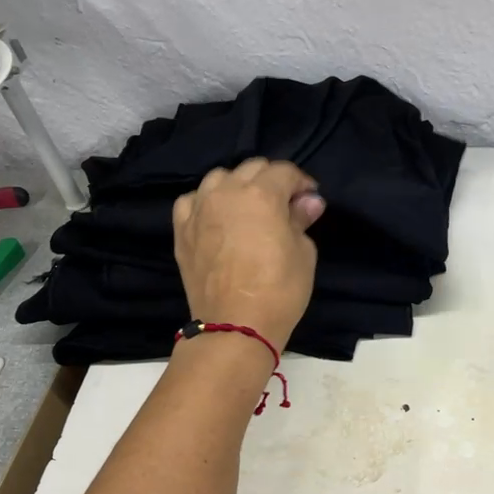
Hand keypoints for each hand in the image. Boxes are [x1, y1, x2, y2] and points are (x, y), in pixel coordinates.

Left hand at [173, 159, 325, 349]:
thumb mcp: (303, 253)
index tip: (310, 199)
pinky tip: (217, 216)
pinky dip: (207, 201)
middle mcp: (226, 192)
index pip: (284, 172)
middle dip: (271, 180)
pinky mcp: (182, 229)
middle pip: (251, 168)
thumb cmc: (279, 290)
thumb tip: (308, 202)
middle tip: (285, 204)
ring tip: (249, 208)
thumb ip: (301, 220)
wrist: (236, 325)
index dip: (302, 182)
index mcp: (261, 194)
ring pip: (219, 178)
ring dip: (238, 185)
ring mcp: (199, 209)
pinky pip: (193, 200)